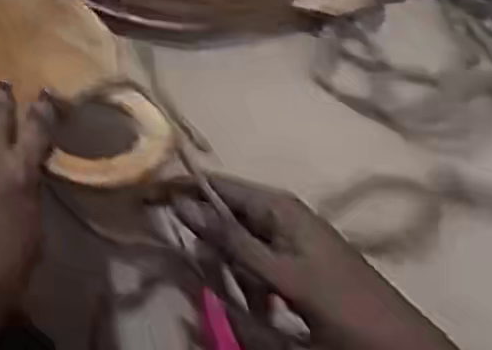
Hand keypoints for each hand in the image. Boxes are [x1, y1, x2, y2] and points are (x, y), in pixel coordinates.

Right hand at [170, 177, 457, 349]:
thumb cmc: (346, 306)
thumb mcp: (285, 275)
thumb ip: (231, 239)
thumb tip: (178, 202)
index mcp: (276, 203)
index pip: (212, 183)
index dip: (178, 190)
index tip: (144, 200)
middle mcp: (278, 213)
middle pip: (222, 214)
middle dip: (210, 241)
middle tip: (203, 267)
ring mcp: (288, 241)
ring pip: (236, 245)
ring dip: (232, 269)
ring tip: (244, 297)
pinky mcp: (296, 268)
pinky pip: (256, 267)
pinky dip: (251, 285)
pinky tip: (261, 308)